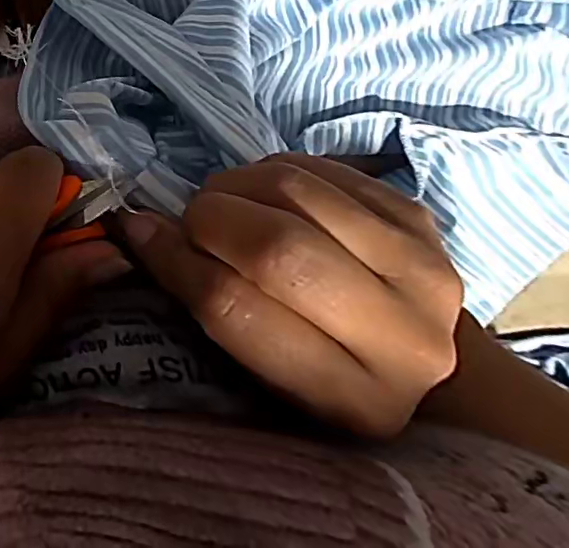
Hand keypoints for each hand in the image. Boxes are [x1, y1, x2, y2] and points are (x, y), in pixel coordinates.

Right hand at [117, 154, 460, 437]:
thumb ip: (204, 300)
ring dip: (237, 184)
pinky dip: (273, 169)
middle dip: (208, 218)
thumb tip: (139, 225)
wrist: (429, 365)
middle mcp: (400, 338)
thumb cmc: (326, 376)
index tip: (141, 232)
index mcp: (348, 399)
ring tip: (227, 201)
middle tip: (193, 220)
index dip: (174, 261)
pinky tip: (267, 191)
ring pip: (295, 190)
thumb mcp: (264, 372)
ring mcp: (421, 268)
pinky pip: (319, 167)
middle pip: (274, 247)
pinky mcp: (418, 217)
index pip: (236, 311)